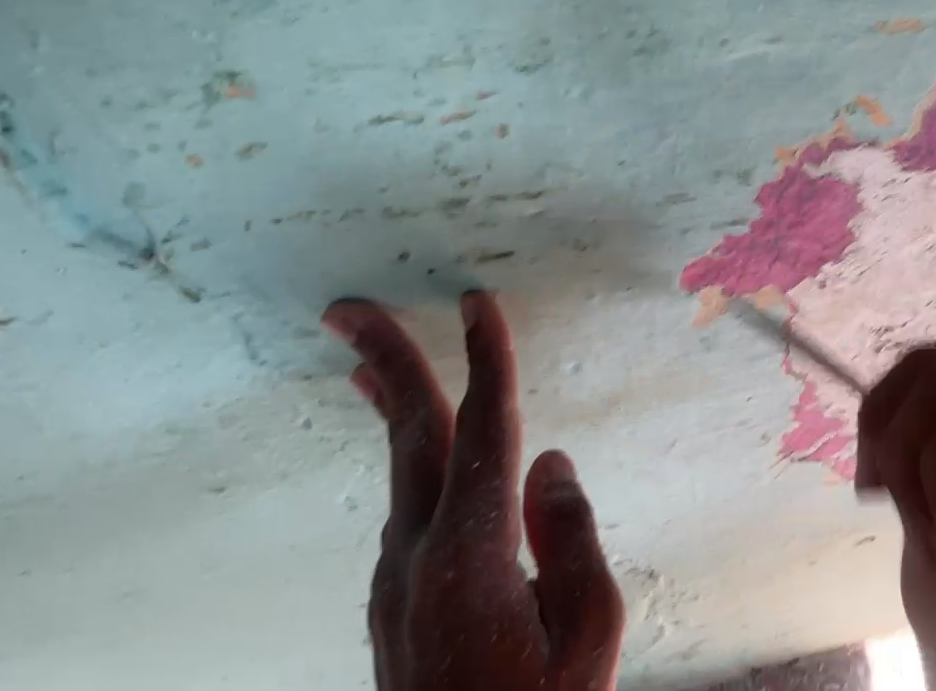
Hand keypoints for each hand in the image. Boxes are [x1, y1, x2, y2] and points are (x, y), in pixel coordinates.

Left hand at [326, 293, 623, 690]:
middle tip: (345, 307)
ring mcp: (394, 581)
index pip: (485, 429)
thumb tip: (549, 462)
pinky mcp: (394, 601)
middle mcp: (415, 555)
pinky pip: (403, 503)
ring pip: (397, 468)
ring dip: (387, 403)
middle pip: (407, 435)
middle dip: (385, 360)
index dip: (485, 358)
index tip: (477, 300)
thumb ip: (569, 534)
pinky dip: (402, 454)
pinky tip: (410, 447)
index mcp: (470, 554)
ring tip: (366, 357)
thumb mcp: (590, 633)